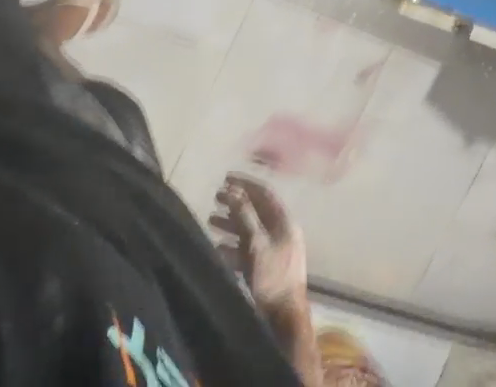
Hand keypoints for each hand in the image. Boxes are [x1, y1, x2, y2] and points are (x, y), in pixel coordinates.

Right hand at [209, 174, 307, 311]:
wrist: (284, 317)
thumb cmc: (272, 277)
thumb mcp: (256, 244)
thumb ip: (244, 216)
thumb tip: (232, 190)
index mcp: (284, 223)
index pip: (265, 193)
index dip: (245, 183)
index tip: (225, 178)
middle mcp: (281, 233)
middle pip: (256, 210)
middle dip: (234, 202)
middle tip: (215, 197)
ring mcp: (274, 250)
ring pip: (249, 229)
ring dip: (230, 222)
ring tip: (211, 219)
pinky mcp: (266, 266)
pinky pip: (247, 248)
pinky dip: (232, 244)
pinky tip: (217, 246)